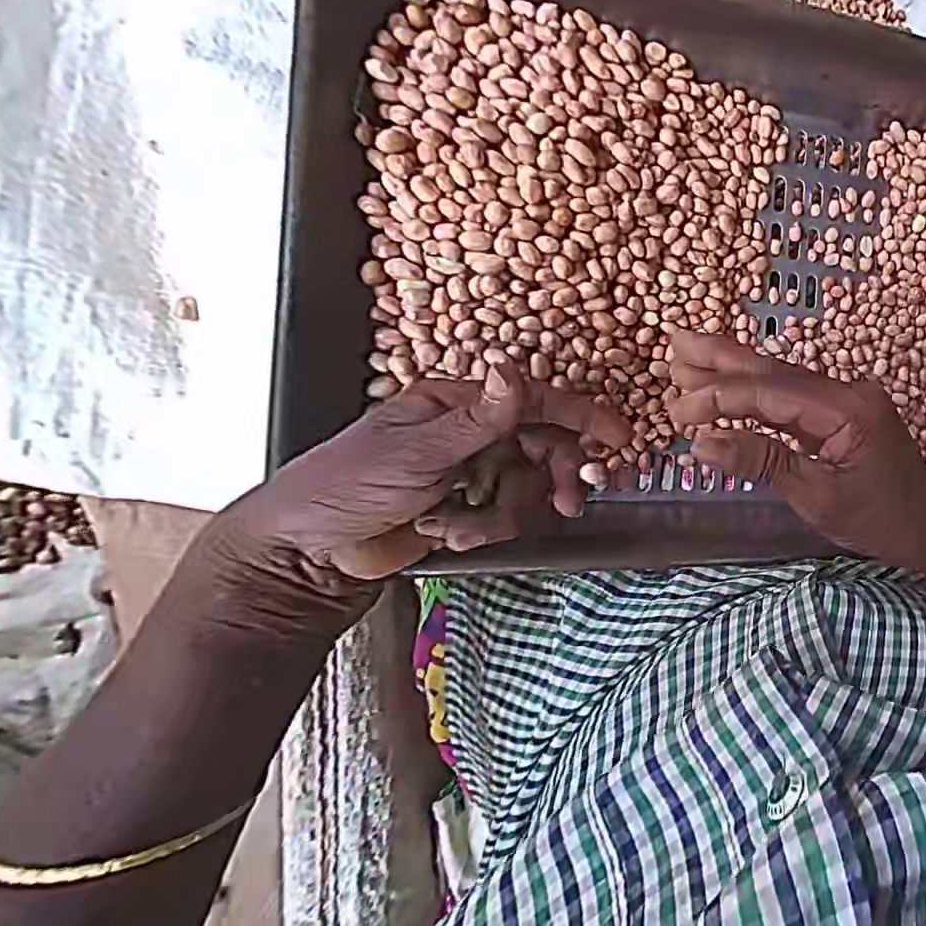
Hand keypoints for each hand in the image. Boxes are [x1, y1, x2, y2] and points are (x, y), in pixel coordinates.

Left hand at [213, 364, 630, 591]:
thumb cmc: (345, 488)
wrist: (305, 557)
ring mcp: (473, 471)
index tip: (619, 436)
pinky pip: (506, 514)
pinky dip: (483, 528)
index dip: (582, 417)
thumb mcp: (417, 452)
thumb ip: (478, 418)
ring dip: (502, 513)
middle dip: (555, 477)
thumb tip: (512, 368)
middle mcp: (472, 433)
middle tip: (571, 502)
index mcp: (458, 405)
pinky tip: (447, 533)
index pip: (535, 401)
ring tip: (462, 528)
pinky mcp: (469, 506)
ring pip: (528, 486)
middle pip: (544, 447)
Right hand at [666, 331, 925, 570]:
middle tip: (676, 343)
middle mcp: (848, 391)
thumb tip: (703, 442)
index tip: (679, 411)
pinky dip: (756, 395)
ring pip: (781, 379)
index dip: (721, 397)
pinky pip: (792, 398)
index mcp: (847, 408)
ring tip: (687, 357)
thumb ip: (763, 462)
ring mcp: (847, 400)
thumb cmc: (881, 521)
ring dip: (734, 371)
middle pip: (775, 369)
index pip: (771, 391)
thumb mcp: (818, 497)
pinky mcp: (843, 414)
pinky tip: (729, 388)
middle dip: (722, 358)